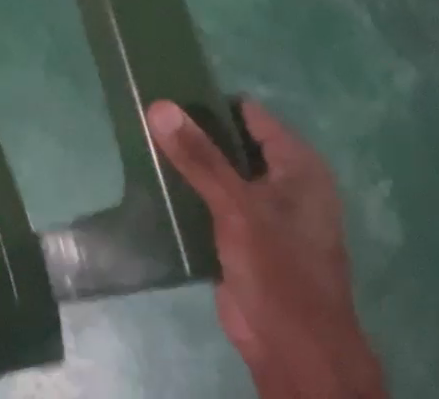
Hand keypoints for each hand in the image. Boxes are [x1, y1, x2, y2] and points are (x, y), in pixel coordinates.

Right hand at [148, 100, 385, 398]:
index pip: (251, 116)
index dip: (211, 102)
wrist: (293, 347)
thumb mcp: (237, 207)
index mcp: (299, 169)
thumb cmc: (279, 269)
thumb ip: (199, 157)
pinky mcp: (243, 238)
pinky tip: (153, 182)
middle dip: (194, 132)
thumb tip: (159, 105)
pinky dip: (188, 191)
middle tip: (144, 114)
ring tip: (139, 140)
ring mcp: (265, 213)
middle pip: (233, 143)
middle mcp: (286, 185)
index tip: (166, 90)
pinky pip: (211, 201)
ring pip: (219, 173)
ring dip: (188, 163)